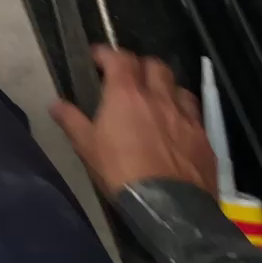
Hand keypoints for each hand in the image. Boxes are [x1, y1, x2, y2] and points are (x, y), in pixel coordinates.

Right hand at [50, 46, 216, 197]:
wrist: (169, 208)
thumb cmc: (120, 170)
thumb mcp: (86, 146)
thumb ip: (71, 120)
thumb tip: (56, 104)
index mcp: (126, 95)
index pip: (120, 58)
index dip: (107, 53)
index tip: (96, 58)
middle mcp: (159, 99)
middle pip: (156, 66)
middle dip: (141, 66)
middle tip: (129, 78)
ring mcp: (187, 120)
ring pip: (180, 89)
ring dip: (167, 89)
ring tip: (157, 101)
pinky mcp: (206, 141)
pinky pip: (196, 117)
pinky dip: (184, 114)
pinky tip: (176, 129)